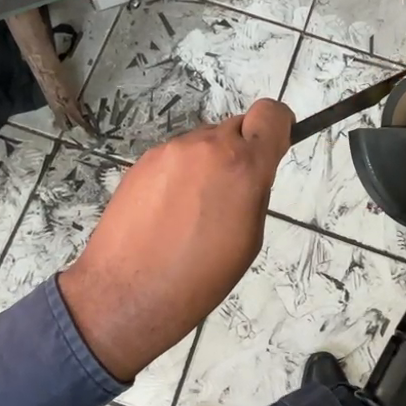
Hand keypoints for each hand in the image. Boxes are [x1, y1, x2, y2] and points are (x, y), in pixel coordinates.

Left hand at [58, 98, 294, 381]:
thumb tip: (250, 170)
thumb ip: (255, 191)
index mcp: (243, 166)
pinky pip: (176, 156)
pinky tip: (167, 211)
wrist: (127, 292)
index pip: (272, 113)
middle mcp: (208, 146)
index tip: (273, 147)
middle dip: (240, 153)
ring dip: (207, 164)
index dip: (278, 126)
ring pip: (204, 142)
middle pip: (237, 128)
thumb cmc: (200, 278)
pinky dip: (180, 174)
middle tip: (228, 196)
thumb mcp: (249, 239)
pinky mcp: (143, 159)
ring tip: (191, 211)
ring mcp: (171, 149)